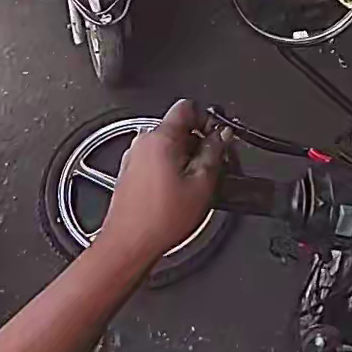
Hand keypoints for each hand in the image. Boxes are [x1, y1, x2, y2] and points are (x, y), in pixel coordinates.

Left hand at [100, 100, 230, 263]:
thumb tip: (222, 136)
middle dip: (198, 142)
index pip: (187, 107)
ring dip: (185, 158)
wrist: (129, 243)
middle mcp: (143, 142)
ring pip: (167, 145)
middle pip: (178, 127)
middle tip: (212, 163)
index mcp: (160, 137)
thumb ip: (214, 152)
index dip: (207, 119)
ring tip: (196, 183)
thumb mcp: (202, 183)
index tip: (217, 136)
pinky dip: (170, 169)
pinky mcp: (131, 173)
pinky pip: (156, 160)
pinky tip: (178, 192)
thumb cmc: (158, 219)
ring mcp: (134, 157)